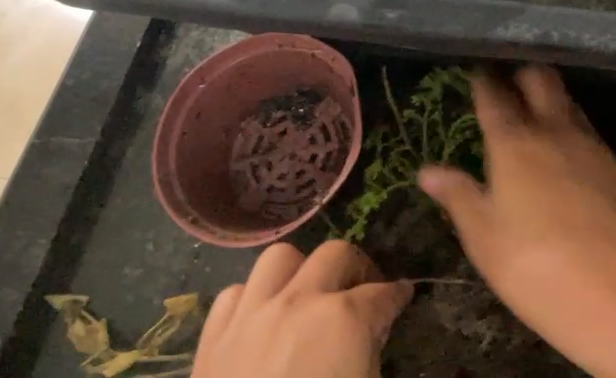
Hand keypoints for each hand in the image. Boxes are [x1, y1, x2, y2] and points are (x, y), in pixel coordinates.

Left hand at [194, 240, 411, 377]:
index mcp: (344, 320)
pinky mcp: (212, 340)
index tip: (403, 299)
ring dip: (301, 272)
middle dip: (357, 269)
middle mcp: (299, 303)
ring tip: (310, 295)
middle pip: (336, 255)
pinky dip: (253, 299)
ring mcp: (251, 316)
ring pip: (280, 258)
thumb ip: (373, 359)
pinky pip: (235, 294)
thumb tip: (373, 340)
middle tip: (363, 292)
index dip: (398, 297)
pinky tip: (262, 321)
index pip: (384, 294)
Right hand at [420, 66, 615, 377]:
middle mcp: (553, 130)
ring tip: (535, 110)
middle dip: (522, 74)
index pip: (495, 96)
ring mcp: (589, 143)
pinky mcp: (614, 163)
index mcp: (514, 143)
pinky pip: (587, 128)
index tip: (477, 73)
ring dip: (550, 97)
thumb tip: (428, 171)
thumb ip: (458, 196)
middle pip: (540, 79)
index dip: (484, 81)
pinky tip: (565, 147)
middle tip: (508, 83)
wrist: (615, 289)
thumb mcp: (484, 238)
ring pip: (567, 100)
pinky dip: (570, 125)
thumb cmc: (534, 267)